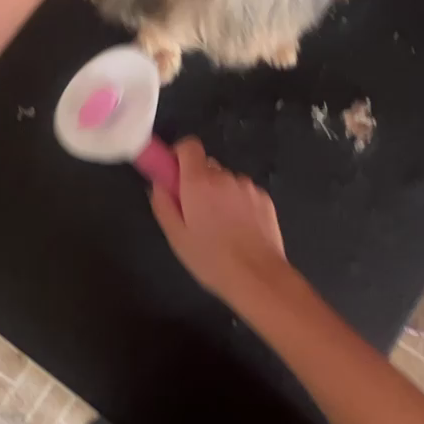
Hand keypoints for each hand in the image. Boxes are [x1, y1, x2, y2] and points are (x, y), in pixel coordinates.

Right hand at [149, 138, 294, 304]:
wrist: (258, 277)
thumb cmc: (211, 259)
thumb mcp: (176, 236)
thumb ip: (163, 204)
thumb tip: (159, 184)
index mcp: (199, 182)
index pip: (189, 146)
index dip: (179, 156)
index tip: (174, 176)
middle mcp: (225, 176)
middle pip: (206, 166)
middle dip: (197, 182)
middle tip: (194, 212)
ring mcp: (247, 186)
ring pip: (226, 181)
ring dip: (219, 195)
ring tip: (219, 227)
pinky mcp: (265, 198)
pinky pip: (244, 193)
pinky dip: (238, 204)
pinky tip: (239, 231)